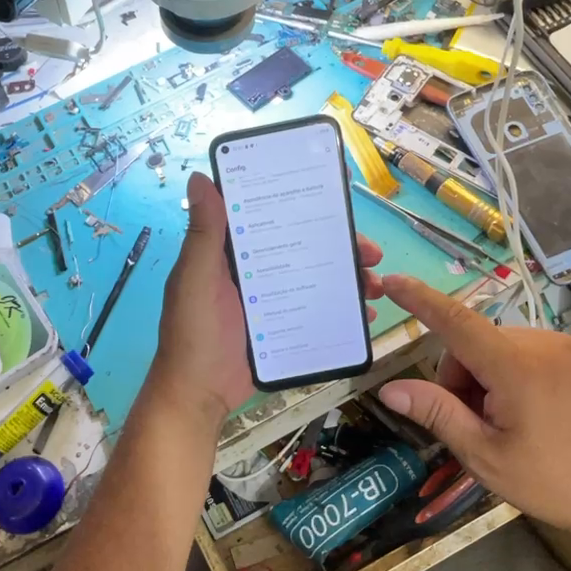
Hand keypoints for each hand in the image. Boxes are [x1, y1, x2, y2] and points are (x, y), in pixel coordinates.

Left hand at [148, 172, 383, 422]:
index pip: (271, 216)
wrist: (198, 395)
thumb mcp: (195, 278)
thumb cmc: (194, 332)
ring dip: (348, 277)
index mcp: (230, 253)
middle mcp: (252, 270)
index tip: (337, 199)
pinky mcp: (282, 327)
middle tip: (372, 253)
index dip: (303, 205)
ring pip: (315, 277)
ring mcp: (269, 300)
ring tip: (376, 286)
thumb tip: (199, 176)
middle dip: (340, 245)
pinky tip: (364, 314)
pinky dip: (340, 309)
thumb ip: (203, 233)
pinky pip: (315, 310)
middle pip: (303, 247)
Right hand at [375, 275, 570, 538]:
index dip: (420, 299)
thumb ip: (436, 413)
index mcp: (516, 365)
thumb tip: (391, 389)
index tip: (391, 280)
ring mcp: (568, 350)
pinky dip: (512, 377)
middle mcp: (544, 344)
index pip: (455, 321)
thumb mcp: (484, 454)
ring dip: (486, 380)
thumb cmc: (553, 483)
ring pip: (500, 349)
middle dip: (460, 379)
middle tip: (473, 428)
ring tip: (506, 428)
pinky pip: (528, 354)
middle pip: (474, 344)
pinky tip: (530, 419)